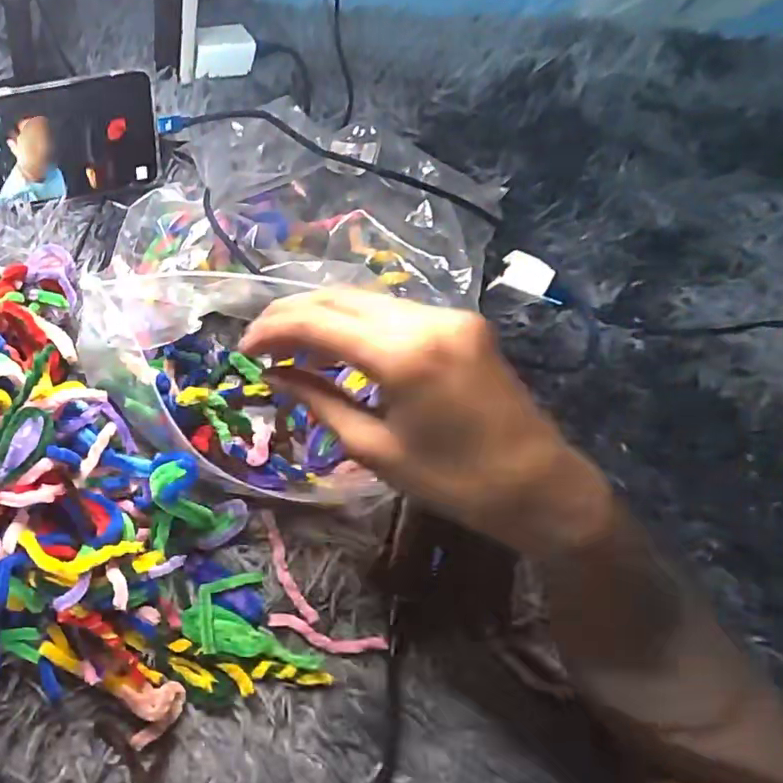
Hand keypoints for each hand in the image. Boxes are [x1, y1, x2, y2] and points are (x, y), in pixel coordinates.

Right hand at [239, 288, 612, 557]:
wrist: (541, 486)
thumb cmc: (452, 481)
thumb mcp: (373, 447)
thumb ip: (319, 401)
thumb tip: (273, 377)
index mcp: (403, 356)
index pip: (317, 322)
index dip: (271, 331)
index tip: (242, 351)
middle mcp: (426, 320)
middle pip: (337, 296)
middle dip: (289, 314)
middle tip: (257, 343)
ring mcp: (447, 315)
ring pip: (362, 298)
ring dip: (318, 316)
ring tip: (285, 346)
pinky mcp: (458, 323)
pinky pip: (389, 311)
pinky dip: (350, 323)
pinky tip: (330, 346)